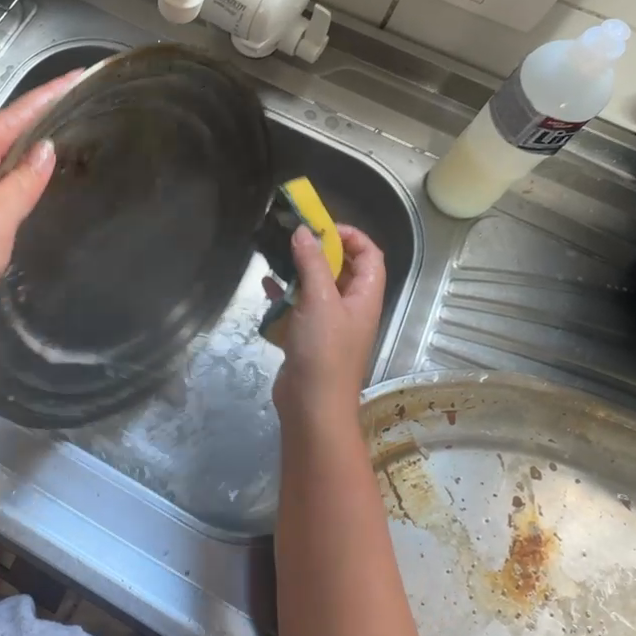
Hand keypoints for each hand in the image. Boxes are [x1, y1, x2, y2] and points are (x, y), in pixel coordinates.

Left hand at [0, 71, 80, 344]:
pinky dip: (22, 181)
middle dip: (44, 117)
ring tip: (74, 137)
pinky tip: (41, 186)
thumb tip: (46, 147)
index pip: (13, 117)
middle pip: (7, 134)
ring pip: (3, 163)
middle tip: (86, 104)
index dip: (48, 96)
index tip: (80, 76)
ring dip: (34, 149)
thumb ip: (22, 183)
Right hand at [273, 224, 386, 427]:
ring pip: (318, 286)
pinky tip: (266, 286)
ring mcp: (330, 323)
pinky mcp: (309, 337)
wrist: (312, 406)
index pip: (369, 255)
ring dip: (300, 269)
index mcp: (365, 296)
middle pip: (343, 267)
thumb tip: (303, 231)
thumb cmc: (324, 350)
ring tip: (277, 255)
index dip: (351, 236)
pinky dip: (285, 293)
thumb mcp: (319, 300)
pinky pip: (300, 306)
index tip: (321, 228)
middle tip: (293, 237)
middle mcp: (352, 307)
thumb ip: (312, 262)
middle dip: (320, 249)